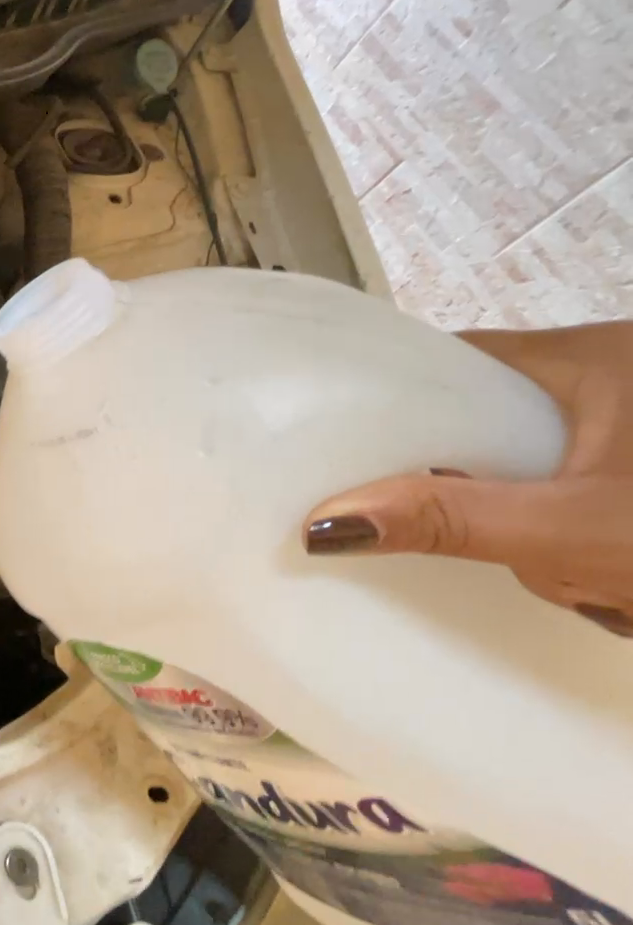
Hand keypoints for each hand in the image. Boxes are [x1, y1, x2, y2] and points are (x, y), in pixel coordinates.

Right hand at [302, 322, 632, 633]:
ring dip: (529, 517)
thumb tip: (321, 524)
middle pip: (485, 418)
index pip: (444, 361)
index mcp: (592, 356)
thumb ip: (450, 521)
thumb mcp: (581, 532)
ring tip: (575, 568)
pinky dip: (575, 526)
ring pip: (537, 460)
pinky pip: (581, 483)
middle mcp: (617, 372)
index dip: (385, 400)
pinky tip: (602, 565)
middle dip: (469, 483)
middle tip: (477, 531)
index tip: (340, 447)